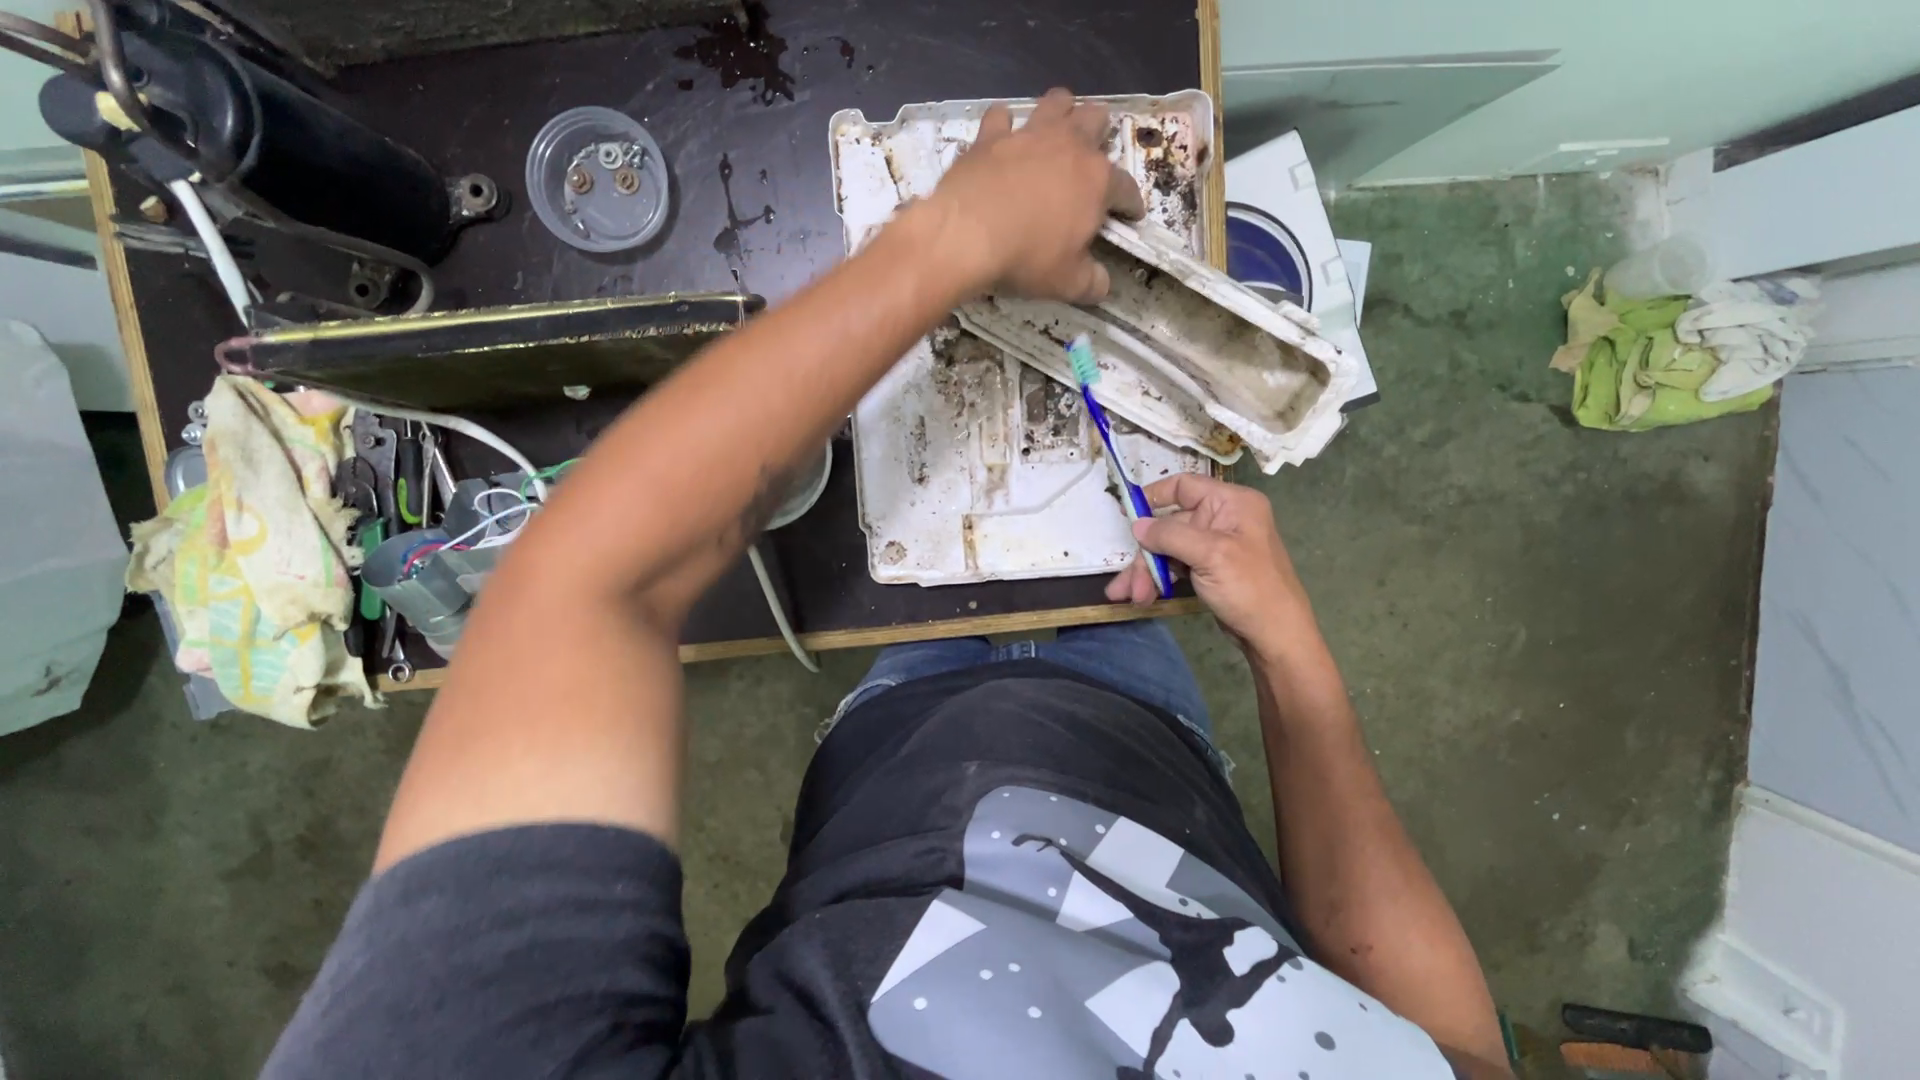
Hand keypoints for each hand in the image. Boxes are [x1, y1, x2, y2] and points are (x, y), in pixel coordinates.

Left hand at [912, 87, 1145, 302]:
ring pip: (1056, 103)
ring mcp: (1029, 135)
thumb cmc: (1026, 258)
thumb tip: (1103, 286)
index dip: (1131, 204)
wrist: (966, 235)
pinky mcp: (990, 136)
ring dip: (1061, 111)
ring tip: (1056, 127)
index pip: (1126, 189)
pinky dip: (1003, 124)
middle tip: (1093, 153)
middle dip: (1100, 133)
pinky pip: (1001, 117)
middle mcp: (1069, 146)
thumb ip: (1091, 283)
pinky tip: (1001, 135)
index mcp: (1097, 182)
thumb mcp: (1067, 283)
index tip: (1130, 215)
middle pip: (1095, 121)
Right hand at [1105, 473, 1317, 661]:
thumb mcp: (1210, 555)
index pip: (1184, 485)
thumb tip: (1136, 525)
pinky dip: (1158, 579)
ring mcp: (1215, 545)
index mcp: (1231, 503)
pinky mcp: (1209, 568)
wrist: (1275, 635)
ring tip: (1131, 596)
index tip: (1125, 513)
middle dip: (1146, 553)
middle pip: (1170, 524)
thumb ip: (1170, 535)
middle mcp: (1223, 518)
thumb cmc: (1249, 587)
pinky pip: (1175, 565)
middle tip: (1127, 582)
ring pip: (1169, 548)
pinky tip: (1143, 596)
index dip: (1153, 496)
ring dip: (1147, 571)